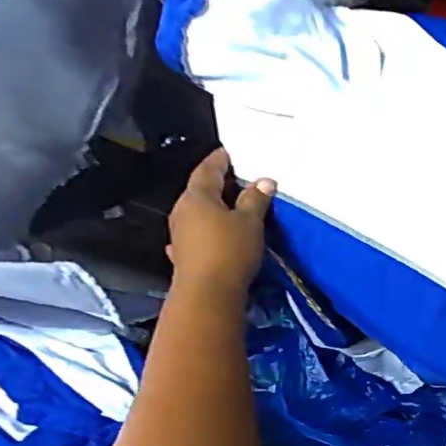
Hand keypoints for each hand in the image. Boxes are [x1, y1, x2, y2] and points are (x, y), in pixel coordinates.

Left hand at [167, 148, 274, 294]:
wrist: (207, 292)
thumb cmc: (229, 250)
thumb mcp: (250, 222)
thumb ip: (256, 200)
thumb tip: (265, 181)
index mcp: (197, 197)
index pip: (207, 171)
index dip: (218, 161)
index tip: (226, 152)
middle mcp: (183, 211)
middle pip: (199, 192)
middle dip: (216, 186)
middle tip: (233, 181)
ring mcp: (180, 234)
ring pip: (196, 214)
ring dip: (211, 210)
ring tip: (228, 209)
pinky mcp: (183, 255)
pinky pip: (195, 236)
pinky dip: (205, 232)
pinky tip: (208, 236)